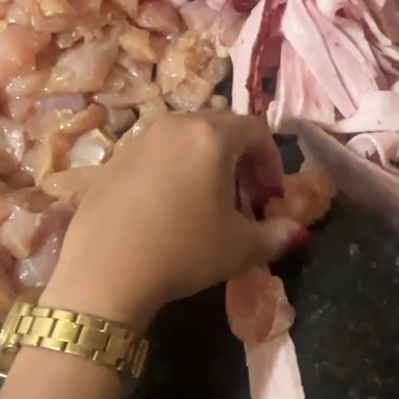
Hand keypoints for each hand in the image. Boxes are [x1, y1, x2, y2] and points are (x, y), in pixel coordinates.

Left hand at [41, 111, 300, 326]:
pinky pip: (157, 154)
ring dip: (208, 164)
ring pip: (187, 139)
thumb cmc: (182, 252)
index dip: (272, 162)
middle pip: (221, 128)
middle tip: (246, 199)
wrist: (103, 274)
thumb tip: (295, 232)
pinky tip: (170, 209)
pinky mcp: (113, 159)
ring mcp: (140, 139)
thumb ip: (275, 234)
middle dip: (242, 160)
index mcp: (211, 136)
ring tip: (209, 204)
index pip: (256, 130)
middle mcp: (175, 125)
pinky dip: (175, 170)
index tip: (272, 197)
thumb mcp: (239, 248)